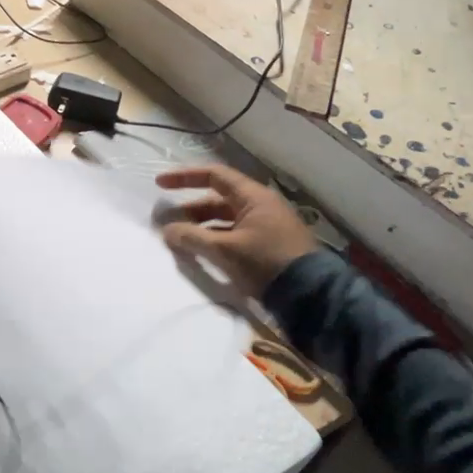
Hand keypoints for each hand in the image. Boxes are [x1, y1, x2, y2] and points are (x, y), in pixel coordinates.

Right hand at [156, 165, 318, 297]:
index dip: (184, 177)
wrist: (313, 297)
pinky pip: (234, 236)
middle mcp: (260, 207)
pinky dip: (214, 240)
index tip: (159, 184)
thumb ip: (192, 237)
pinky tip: (201, 253)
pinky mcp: (268, 247)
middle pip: (216, 200)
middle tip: (167, 222)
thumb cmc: (267, 262)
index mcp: (253, 197)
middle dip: (189, 210)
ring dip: (200, 228)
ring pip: (224, 220)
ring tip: (180, 240)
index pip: (214, 176)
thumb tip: (167, 230)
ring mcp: (266, 228)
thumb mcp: (225, 250)